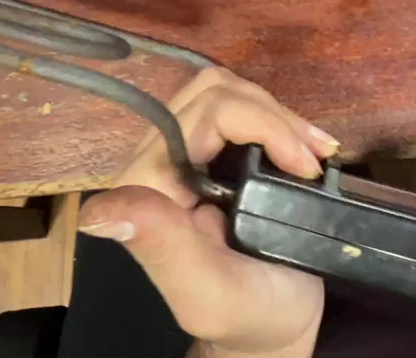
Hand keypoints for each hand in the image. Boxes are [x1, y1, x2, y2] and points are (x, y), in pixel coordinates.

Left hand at [79, 67, 340, 357]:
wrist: (269, 325)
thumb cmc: (246, 317)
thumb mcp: (209, 294)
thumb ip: (164, 247)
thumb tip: (100, 210)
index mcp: (146, 186)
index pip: (205, 114)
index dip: (262, 124)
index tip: (306, 166)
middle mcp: (156, 157)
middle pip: (215, 92)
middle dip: (274, 117)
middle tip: (314, 160)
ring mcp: (183, 147)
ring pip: (228, 90)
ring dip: (278, 116)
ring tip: (315, 155)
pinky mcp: (208, 146)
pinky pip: (239, 105)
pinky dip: (278, 120)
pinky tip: (306, 149)